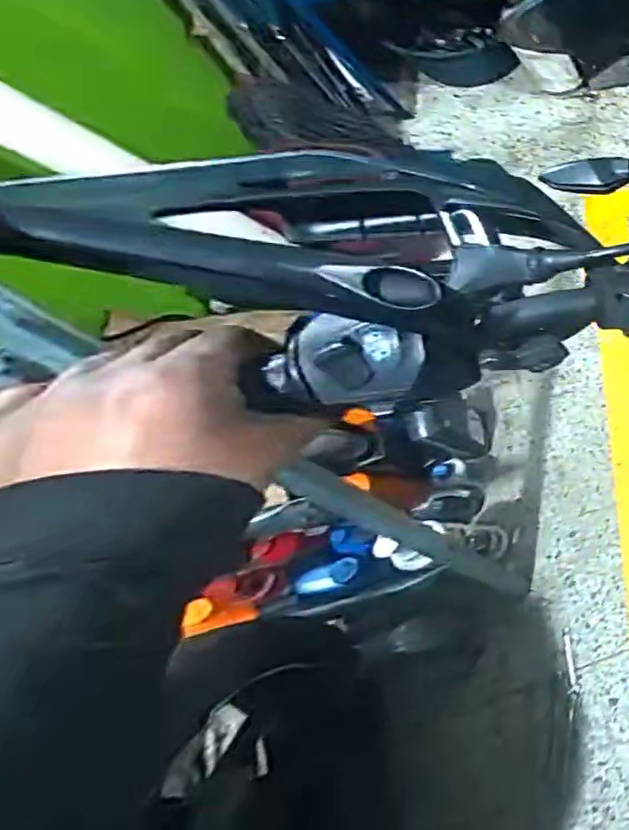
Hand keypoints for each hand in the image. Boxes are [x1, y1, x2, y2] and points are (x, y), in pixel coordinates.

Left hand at [0, 327, 326, 490]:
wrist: (100, 556)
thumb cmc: (200, 490)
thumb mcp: (273, 449)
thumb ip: (306, 418)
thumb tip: (332, 407)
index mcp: (183, 372)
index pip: (233, 337)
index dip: (259, 349)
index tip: (271, 367)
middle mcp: (114, 372)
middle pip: (168, 342)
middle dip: (199, 357)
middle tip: (223, 384)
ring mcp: (53, 396)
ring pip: (106, 361)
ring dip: (137, 371)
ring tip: (157, 402)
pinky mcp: (9, 423)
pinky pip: (38, 389)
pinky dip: (68, 393)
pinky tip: (85, 411)